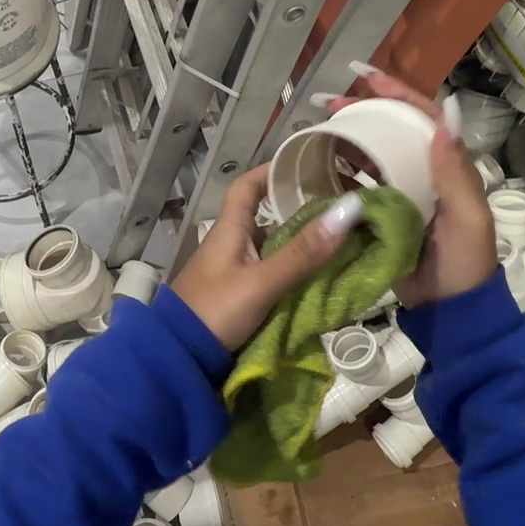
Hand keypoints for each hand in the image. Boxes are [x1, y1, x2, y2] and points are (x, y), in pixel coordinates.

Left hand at [171, 164, 364, 349]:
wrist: (177, 358)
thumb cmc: (215, 311)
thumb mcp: (261, 282)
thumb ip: (302, 253)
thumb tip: (347, 212)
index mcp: (230, 229)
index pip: (247, 186)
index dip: (271, 171)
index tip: (305, 167)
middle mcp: (231, 244)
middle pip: (266, 218)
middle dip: (300, 213)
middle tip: (341, 213)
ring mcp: (233, 272)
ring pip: (272, 249)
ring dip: (300, 246)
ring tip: (341, 245)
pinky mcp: (238, 297)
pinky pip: (271, 275)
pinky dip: (294, 273)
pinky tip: (319, 279)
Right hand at [328, 69, 498, 306]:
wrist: (451, 311)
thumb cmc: (464, 263)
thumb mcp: (467, 218)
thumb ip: (454, 171)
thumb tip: (445, 115)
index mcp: (448, 168)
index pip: (423, 119)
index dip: (397, 95)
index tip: (366, 78)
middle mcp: (425, 174)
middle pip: (392, 130)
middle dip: (363, 111)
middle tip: (329, 105)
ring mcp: (402, 195)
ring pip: (373, 154)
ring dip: (349, 137)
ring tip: (320, 128)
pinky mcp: (383, 216)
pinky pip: (359, 186)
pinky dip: (340, 172)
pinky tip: (319, 166)